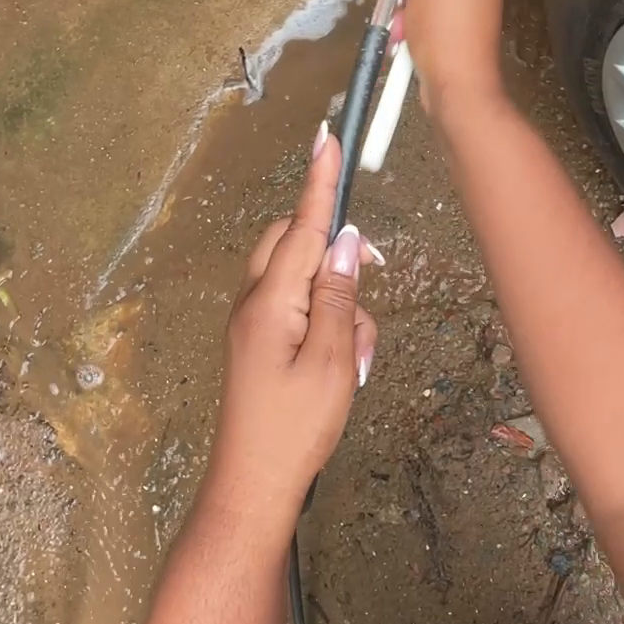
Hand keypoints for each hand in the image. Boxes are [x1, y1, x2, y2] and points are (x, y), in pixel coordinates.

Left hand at [211, 123, 378, 515]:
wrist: (254, 483)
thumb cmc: (296, 427)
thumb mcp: (332, 359)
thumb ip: (338, 294)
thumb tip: (344, 241)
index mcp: (269, 302)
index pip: (300, 227)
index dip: (318, 183)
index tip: (326, 139)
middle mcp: (254, 303)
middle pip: (292, 245)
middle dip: (334, 254)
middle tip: (370, 280)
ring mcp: (253, 324)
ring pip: (302, 281)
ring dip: (338, 305)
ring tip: (354, 359)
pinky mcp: (260, 342)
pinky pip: (298, 311)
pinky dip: (326, 325)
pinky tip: (342, 365)